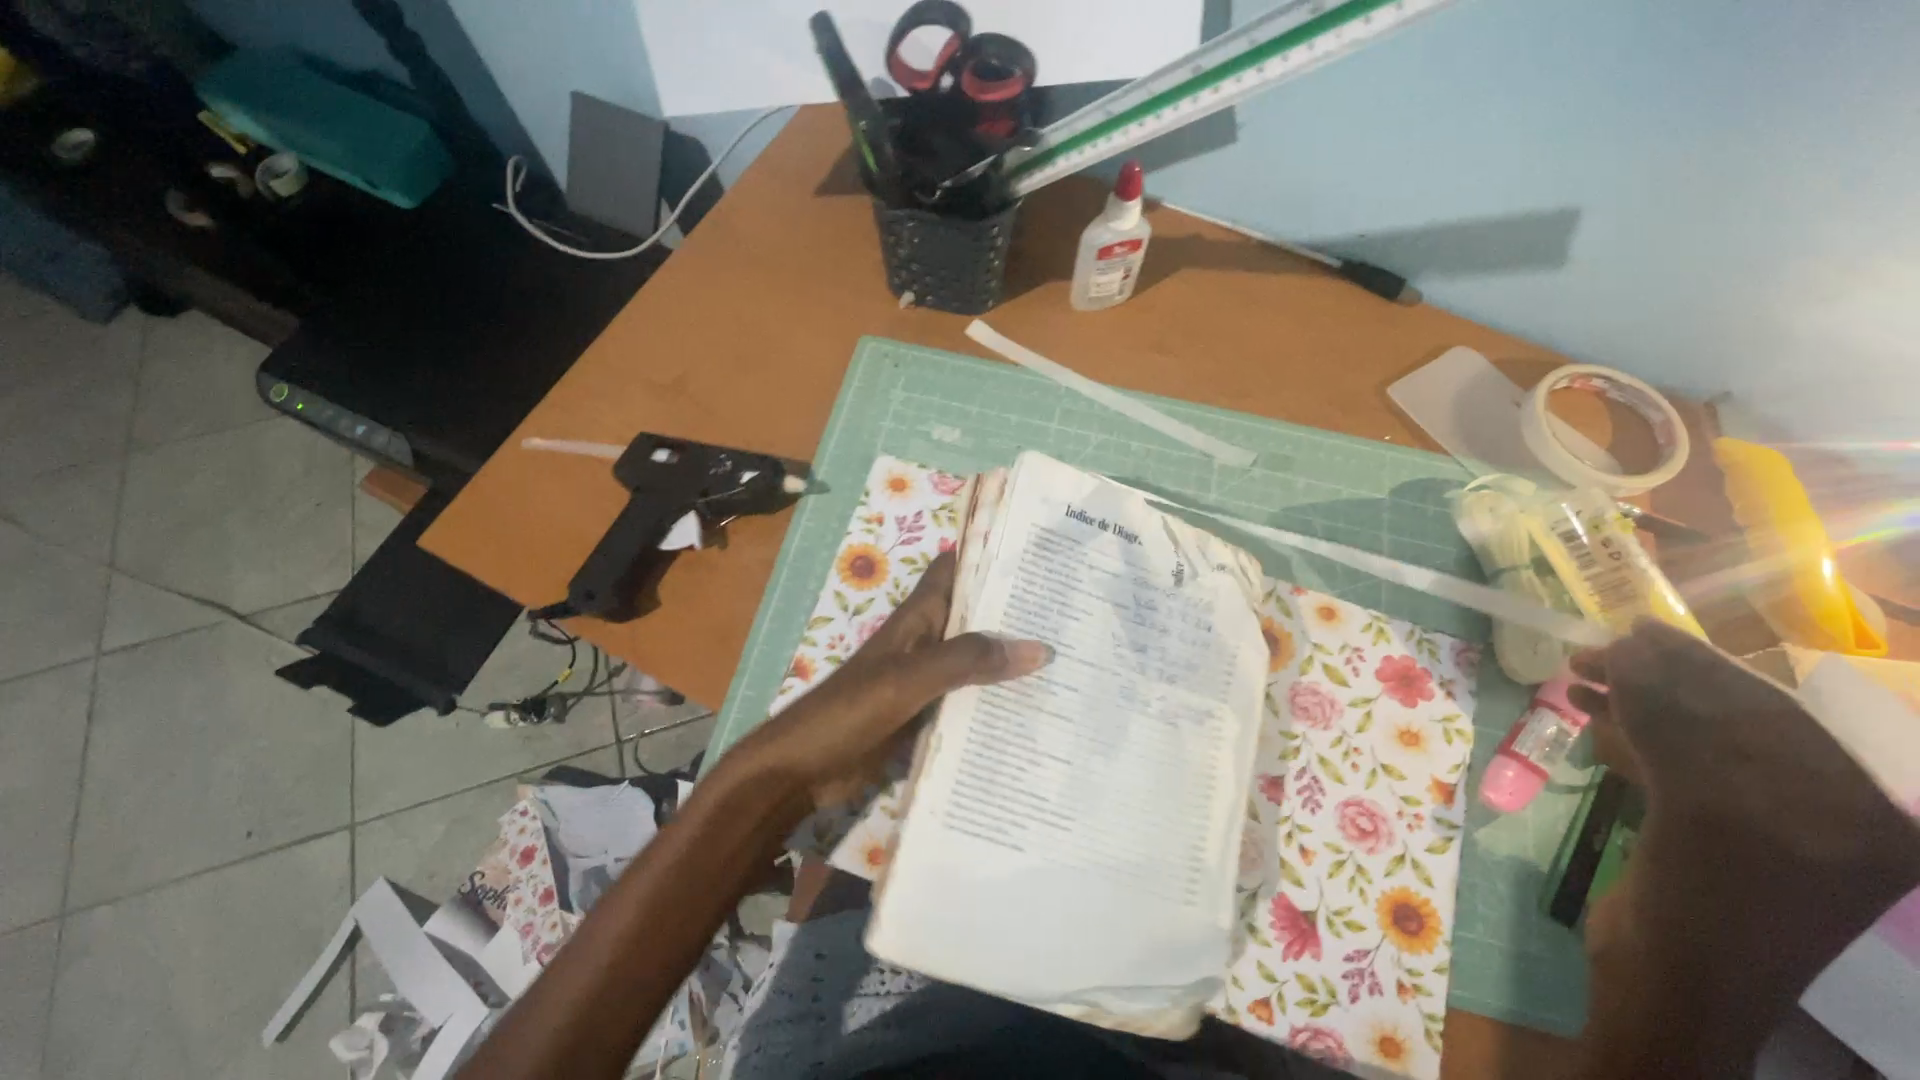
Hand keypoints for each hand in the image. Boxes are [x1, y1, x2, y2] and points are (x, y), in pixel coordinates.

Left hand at [730, 551, 1050, 808]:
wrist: (800, 771)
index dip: (991, 556)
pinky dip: (997, 706)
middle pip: (976, 619)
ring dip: (1013, 665)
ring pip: (977, 665)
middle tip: (1077, 616)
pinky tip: (1035, 717)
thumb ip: (967, 660)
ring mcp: (925, 684)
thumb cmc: (848, 711)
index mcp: (916, 620)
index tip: (1042, 554)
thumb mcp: (909, 678)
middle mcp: (925, 645)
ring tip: (1072, 665)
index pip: (955, 571)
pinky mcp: (925, 720)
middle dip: (1018, 615)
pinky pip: (969, 705)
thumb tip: (1038, 646)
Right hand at [1566, 620, 1919, 1075]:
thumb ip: (1670, 722)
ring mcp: (1764, 829)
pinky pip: (1675, 775)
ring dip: (1636, 709)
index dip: (1699, 665)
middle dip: (1659, 683)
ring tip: (1578, 675)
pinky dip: (1631, 744)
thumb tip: (1629, 643)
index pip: (1775, 712)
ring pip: (1694, 746)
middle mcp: (1822, 813)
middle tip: (1598, 647)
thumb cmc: (1706, 906)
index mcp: (1856, 810)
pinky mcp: (1711, 841)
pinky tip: (1589, 719)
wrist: (1665, 990)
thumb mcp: (1696, 805)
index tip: (1633, 629)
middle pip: (1729, 723)